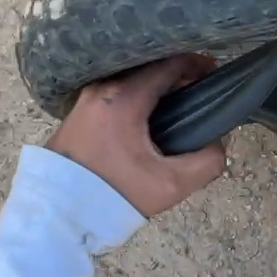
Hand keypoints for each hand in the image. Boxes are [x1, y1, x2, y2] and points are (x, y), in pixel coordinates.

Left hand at [45, 55, 226, 217]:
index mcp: (123, 98)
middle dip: (179, 77)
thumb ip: (206, 162)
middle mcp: (101, 89)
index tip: (215, 73)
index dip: (197, 64)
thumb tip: (217, 144)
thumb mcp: (170, 185)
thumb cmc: (114, 195)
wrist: (58, 213)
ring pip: (131, 81)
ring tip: (178, 108)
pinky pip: (116, 94)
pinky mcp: (78, 114)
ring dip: (157, 89)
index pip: (168, 64)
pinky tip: (150, 120)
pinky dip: (138, 98)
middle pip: (148, 69)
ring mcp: (86, 100)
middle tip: (200, 93)